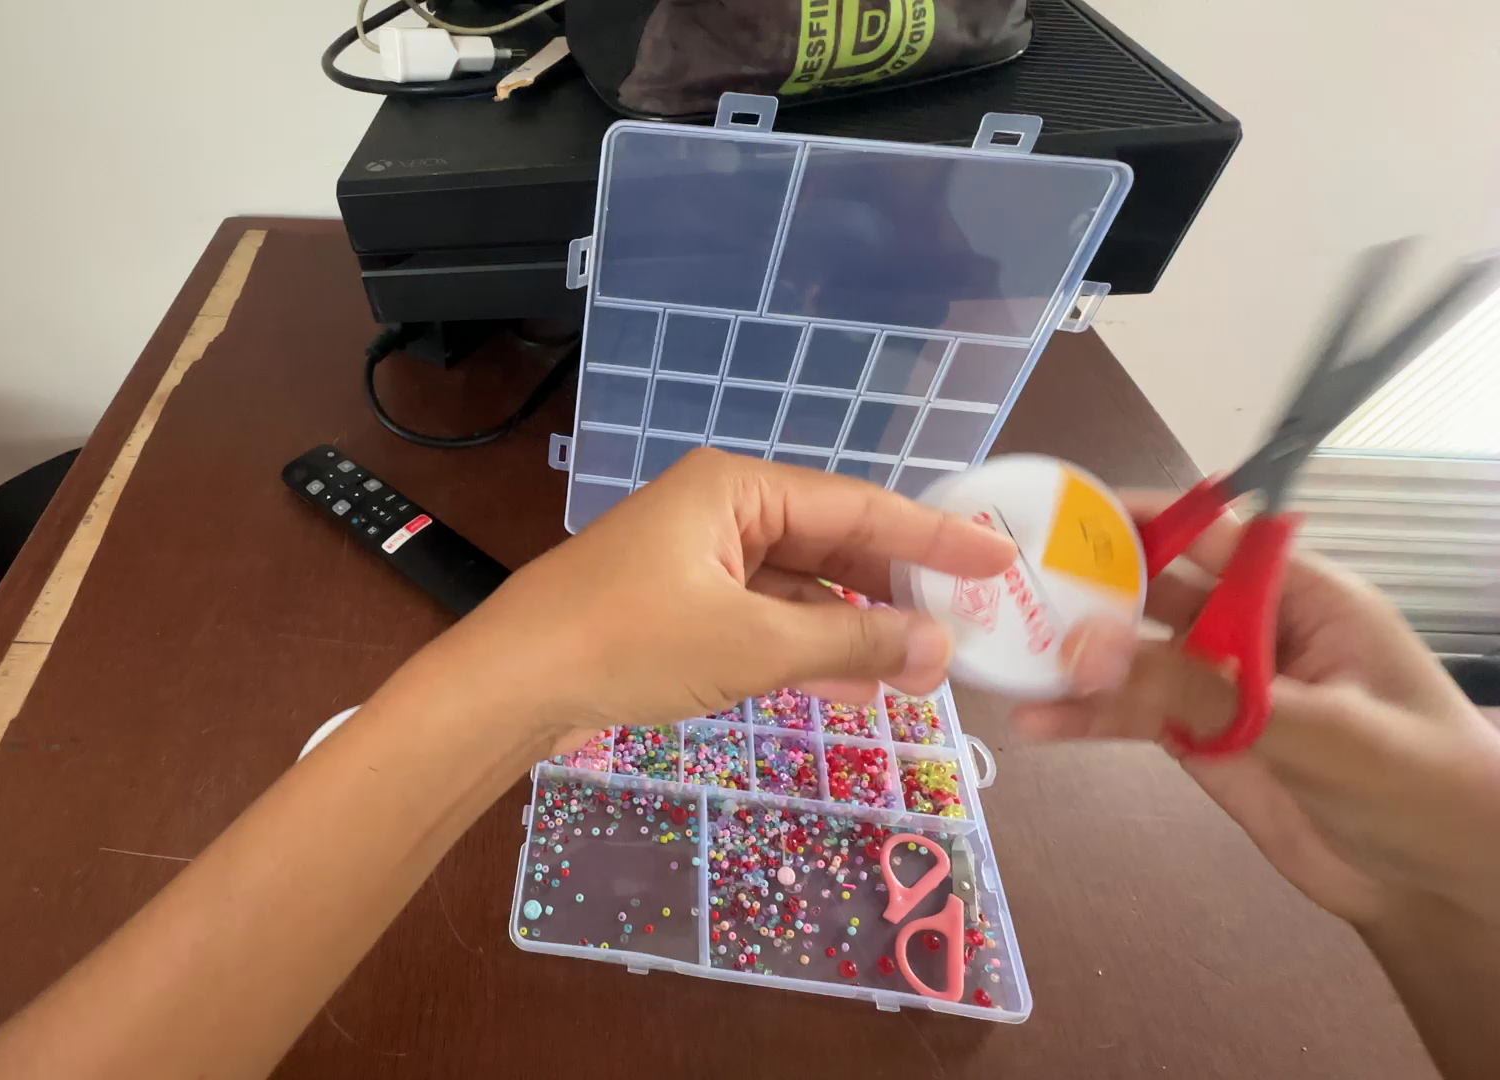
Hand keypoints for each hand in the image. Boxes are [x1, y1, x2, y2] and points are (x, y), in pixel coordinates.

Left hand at [420, 449, 1014, 750]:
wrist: (513, 682)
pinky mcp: (677, 605)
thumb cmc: (629, 643)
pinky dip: (801, 648)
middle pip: (826, 544)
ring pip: (794, 588)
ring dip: (849, 628)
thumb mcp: (749, 645)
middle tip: (965, 631)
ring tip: (920, 668)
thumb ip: (849, 645)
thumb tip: (938, 649)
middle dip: (890, 591)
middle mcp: (717, 512)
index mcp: (734, 489)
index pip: (855, 506)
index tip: (1003, 561)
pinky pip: (758, 618)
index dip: (934, 536)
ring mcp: (694, 560)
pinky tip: (851, 685)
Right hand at [1013, 491, 1499, 933]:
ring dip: (1067, 657)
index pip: (1205, 534)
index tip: (1053, 517)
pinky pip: (1118, 710)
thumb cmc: (1425, 791)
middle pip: (1144, 589)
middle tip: (1002, 587)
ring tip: (1005, 657)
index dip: (1134, 517)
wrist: (1440, 893)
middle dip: (1078, 586)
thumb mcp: (1319, 731)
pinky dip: (1076, 715)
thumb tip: (1082, 646)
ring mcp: (1208, 681)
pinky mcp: (1184, 729)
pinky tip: (1035, 721)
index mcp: (1294, 598)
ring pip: (1120, 653)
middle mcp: (1241, 628)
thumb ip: (1195, 686)